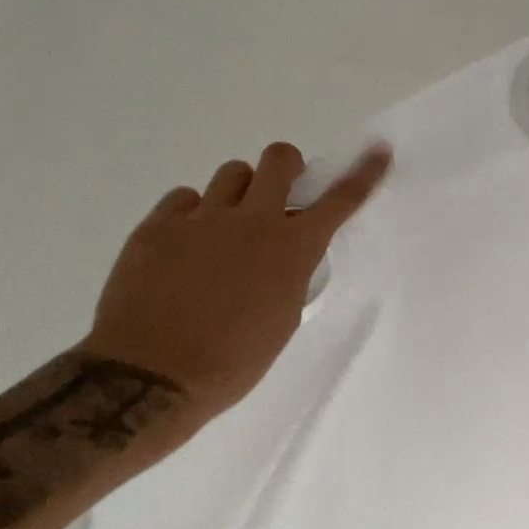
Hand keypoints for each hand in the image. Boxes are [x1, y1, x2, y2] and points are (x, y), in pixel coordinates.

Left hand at [80, 141, 392, 429]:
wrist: (151, 377)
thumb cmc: (233, 361)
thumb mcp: (283, 317)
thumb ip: (289, 273)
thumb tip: (282, 255)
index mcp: (293, 248)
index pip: (341, 199)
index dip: (364, 172)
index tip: (378, 152)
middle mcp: (253, 221)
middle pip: (279, 160)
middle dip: (288, 167)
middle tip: (281, 189)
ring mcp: (202, 219)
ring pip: (232, 173)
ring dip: (240, 192)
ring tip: (226, 224)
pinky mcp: (156, 227)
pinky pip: (183, 198)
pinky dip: (192, 212)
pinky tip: (184, 242)